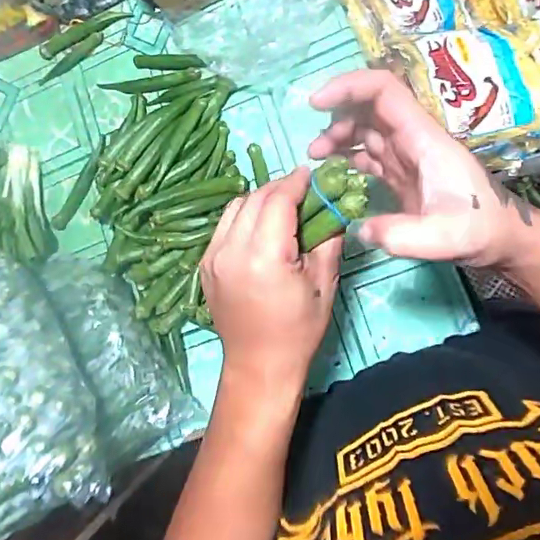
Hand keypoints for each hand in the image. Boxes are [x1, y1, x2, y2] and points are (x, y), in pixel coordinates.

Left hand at [201, 166, 343, 421]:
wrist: (259, 365)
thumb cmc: (299, 329)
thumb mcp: (323, 283)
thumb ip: (327, 238)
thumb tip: (333, 206)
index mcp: (263, 257)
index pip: (277, 201)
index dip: (296, 182)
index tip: (313, 174)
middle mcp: (231, 251)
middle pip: (254, 198)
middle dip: (280, 187)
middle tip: (304, 189)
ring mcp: (212, 257)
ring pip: (235, 207)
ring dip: (260, 198)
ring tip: (283, 205)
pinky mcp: (205, 264)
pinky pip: (225, 225)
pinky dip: (244, 215)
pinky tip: (262, 225)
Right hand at [308, 69, 530, 267]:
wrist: (502, 238)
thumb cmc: (479, 229)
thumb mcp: (442, 239)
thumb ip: (401, 236)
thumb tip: (360, 230)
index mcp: (424, 139)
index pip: (385, 92)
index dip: (350, 87)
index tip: (317, 103)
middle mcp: (414, 139)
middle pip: (370, 107)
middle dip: (338, 117)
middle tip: (316, 149)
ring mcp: (409, 156)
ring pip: (368, 129)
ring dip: (340, 136)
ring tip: (317, 158)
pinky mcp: (405, 174)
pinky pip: (371, 153)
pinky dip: (350, 156)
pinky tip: (335, 172)